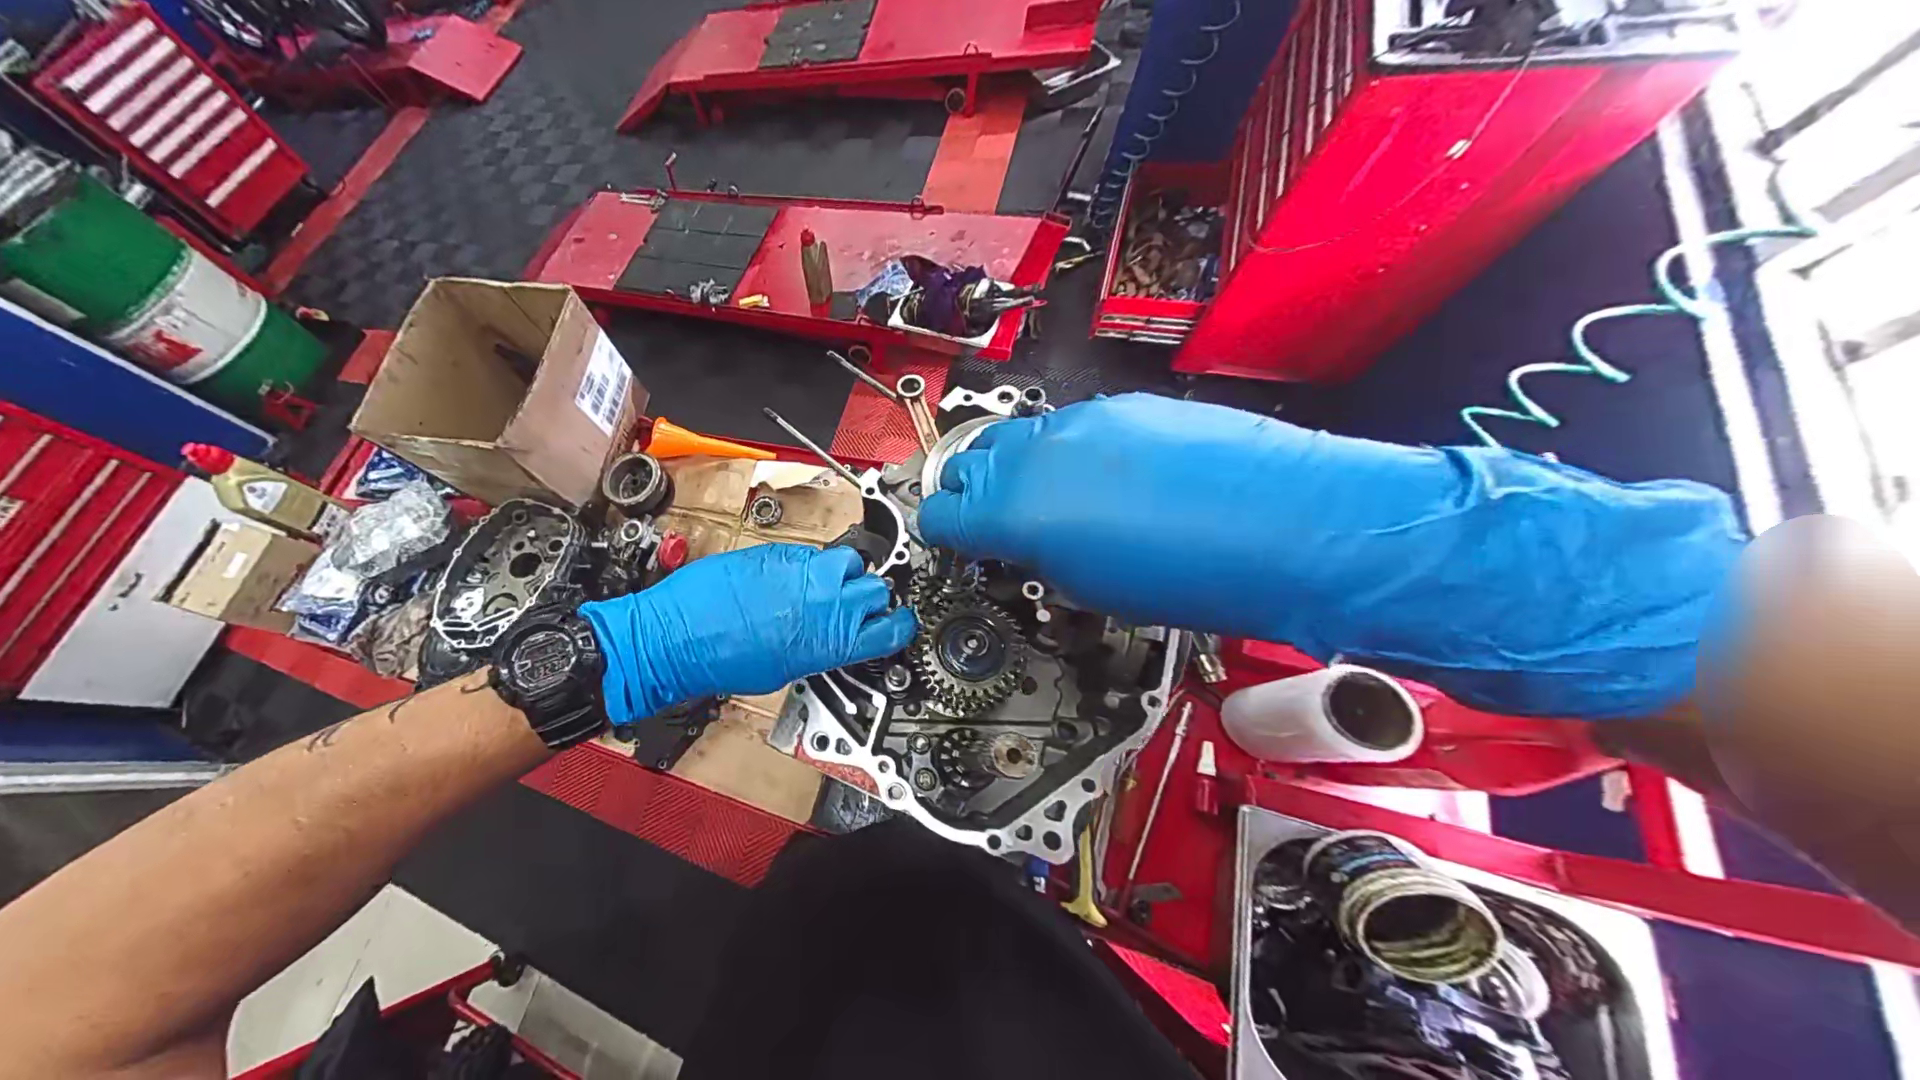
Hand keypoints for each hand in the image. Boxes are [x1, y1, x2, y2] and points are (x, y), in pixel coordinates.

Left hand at [580, 544, 916, 723]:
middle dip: (868, 594)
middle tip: (852, 600)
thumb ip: (824, 646)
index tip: (898, 619)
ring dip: (841, 571)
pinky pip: (810, 553)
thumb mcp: (789, 669)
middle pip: (876, 588)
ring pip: (848, 560)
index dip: (900, 623)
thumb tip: (834, 633)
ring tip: (821, 583)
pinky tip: (788, 577)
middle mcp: (827, 604)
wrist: (678, 637)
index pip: (892, 627)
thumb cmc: (723, 661)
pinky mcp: (782, 553)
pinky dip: (807, 563)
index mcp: (834, 641)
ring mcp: (806, 574)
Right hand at [918, 393, 1745, 718]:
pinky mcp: (1133, 410)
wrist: (1300, 532)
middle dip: (968, 490)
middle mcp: (1048, 450)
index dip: (940, 527)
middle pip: (973, 460)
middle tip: (982, 517)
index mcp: (1028, 508)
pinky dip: (1069, 454)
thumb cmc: (1202, 581)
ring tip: (1046, 500)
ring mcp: (1090, 422)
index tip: (948, 537)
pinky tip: (1101, 479)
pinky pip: (1074, 429)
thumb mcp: (1095, 589)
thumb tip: (1022, 542)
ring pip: (1022, 438)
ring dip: (1018, 469)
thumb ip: (1040, 554)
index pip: (947, 508)